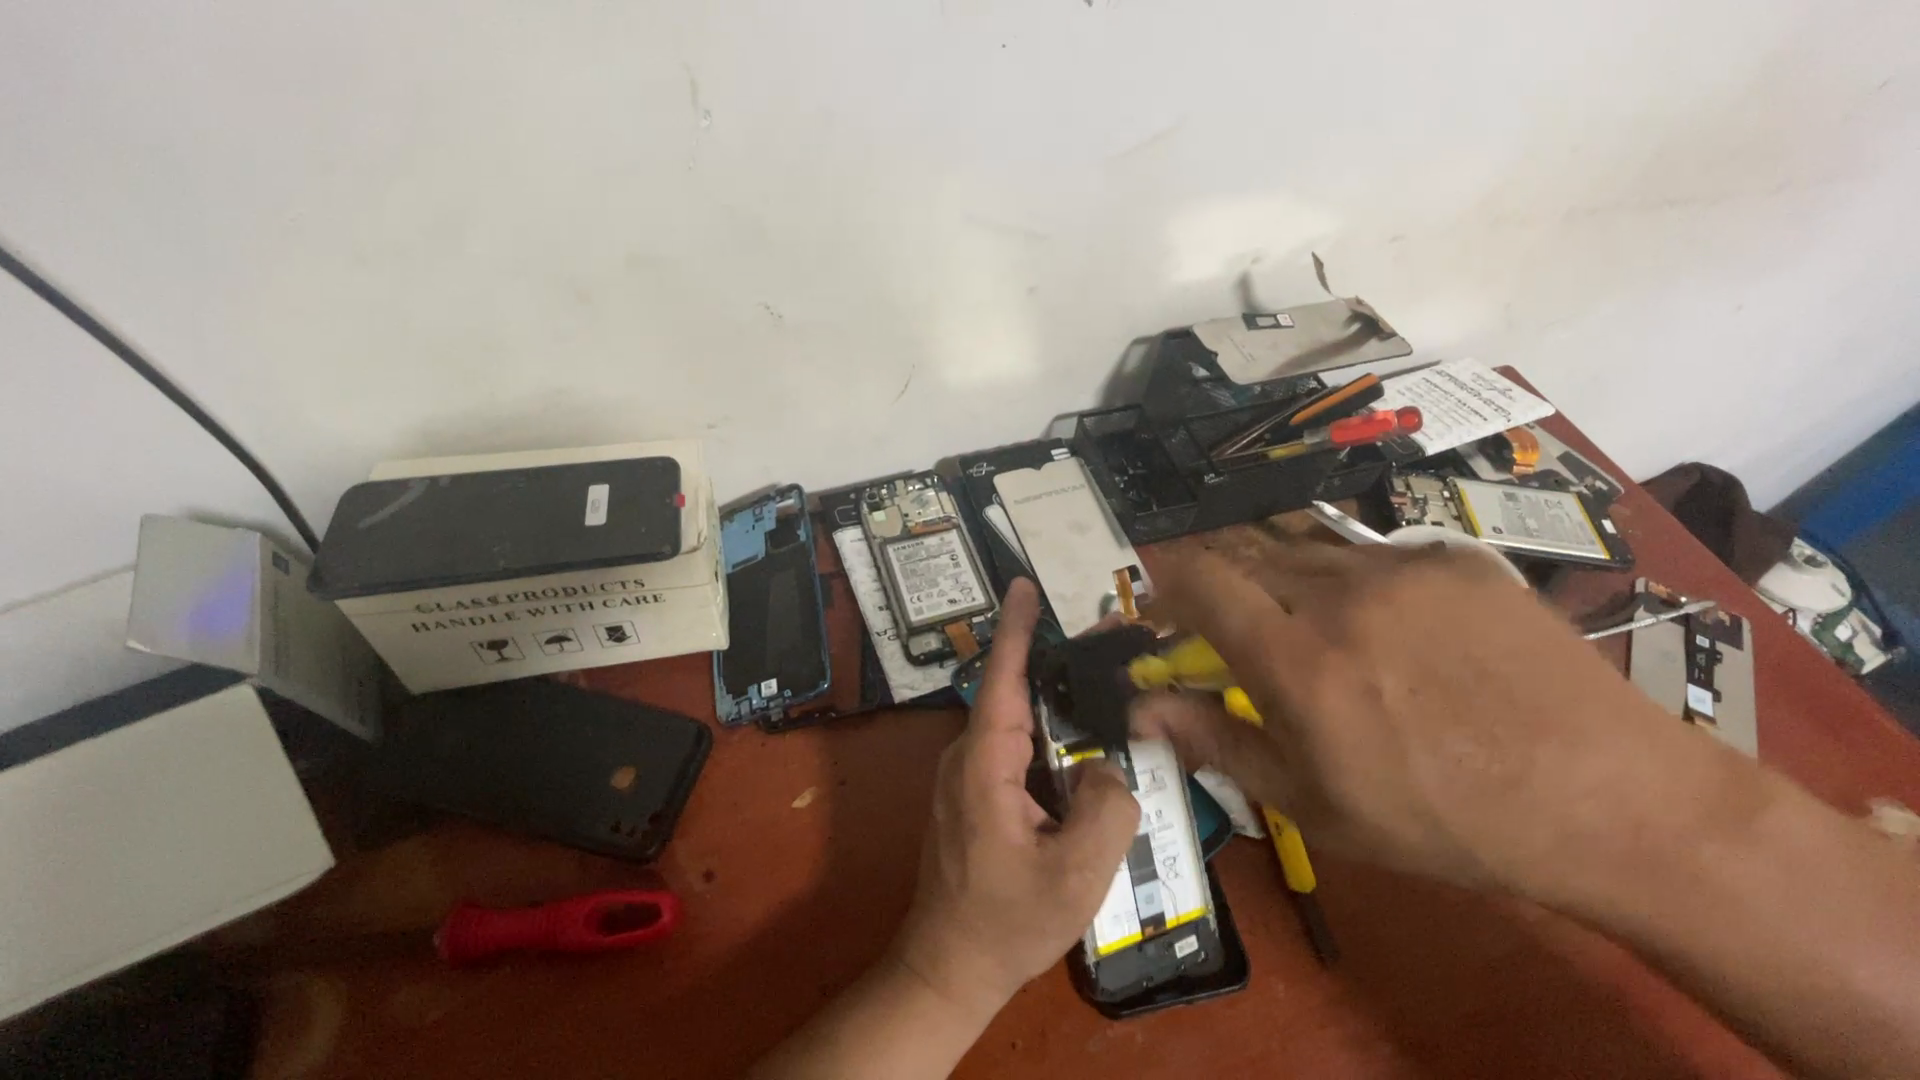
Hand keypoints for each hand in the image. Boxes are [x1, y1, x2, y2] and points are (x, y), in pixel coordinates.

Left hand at [891, 579, 1140, 1020]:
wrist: (949, 968)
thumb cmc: (1007, 922)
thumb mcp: (1077, 872)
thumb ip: (1107, 808)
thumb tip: (1106, 769)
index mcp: (984, 764)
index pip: (1002, 679)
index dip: (1016, 629)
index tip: (1025, 585)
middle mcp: (967, 759)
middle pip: (1016, 696)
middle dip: (1060, 666)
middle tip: (1113, 645)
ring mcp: (967, 779)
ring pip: (1019, 728)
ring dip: (1060, 712)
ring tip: (1110, 703)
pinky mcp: (975, 798)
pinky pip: (1017, 755)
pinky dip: (1051, 746)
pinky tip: (1086, 761)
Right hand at [1132, 534, 1712, 898]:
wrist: (1605, 797)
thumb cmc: (1440, 820)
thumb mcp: (1312, 803)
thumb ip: (1218, 741)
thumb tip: (1142, 708)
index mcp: (1296, 660)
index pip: (1199, 580)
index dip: (1166, 577)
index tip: (1157, 594)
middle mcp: (1339, 595)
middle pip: (1245, 551)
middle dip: (1217, 573)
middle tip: (1221, 610)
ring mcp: (1402, 568)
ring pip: (1305, 547)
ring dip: (1278, 573)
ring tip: (1301, 618)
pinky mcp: (1455, 559)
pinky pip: (1372, 555)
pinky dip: (1349, 580)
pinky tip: (1382, 624)